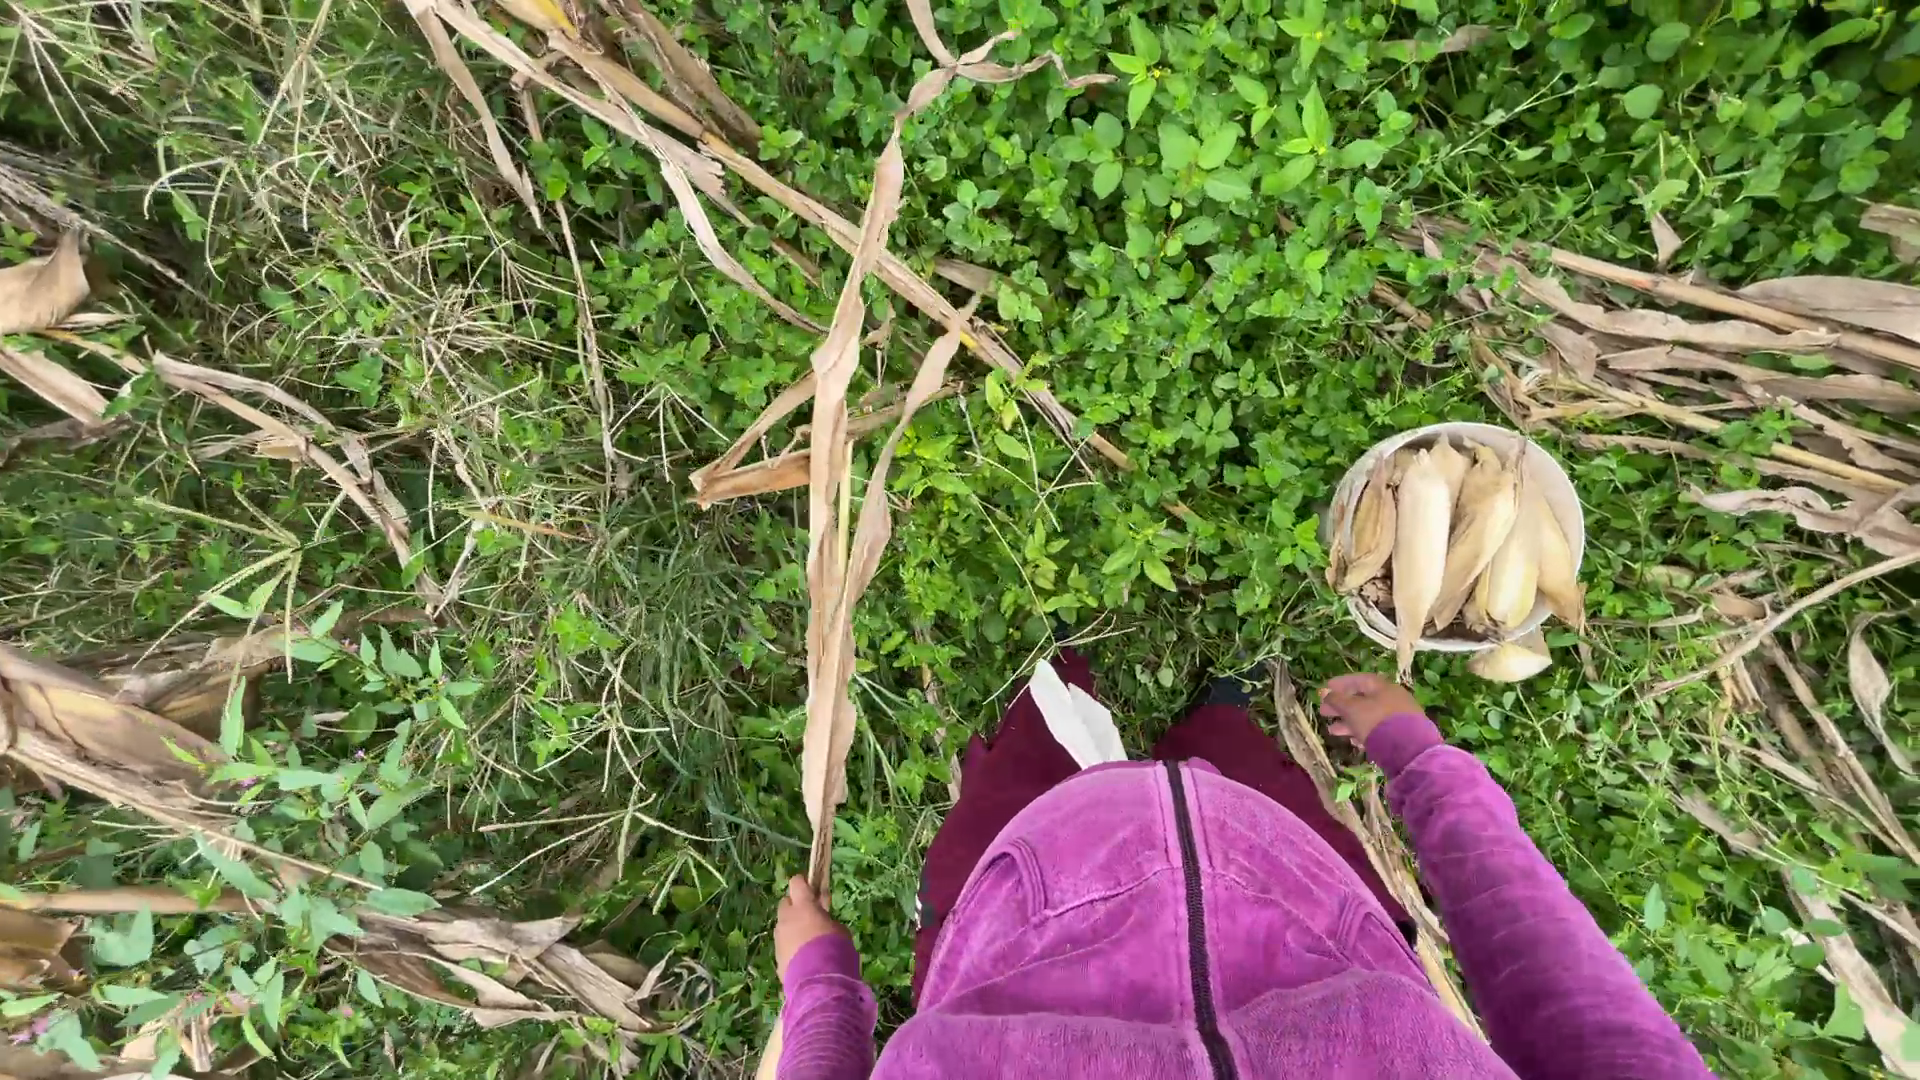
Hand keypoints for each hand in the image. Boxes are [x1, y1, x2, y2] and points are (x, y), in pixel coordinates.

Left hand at [775, 875, 846, 979]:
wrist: (817, 982)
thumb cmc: (833, 948)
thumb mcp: (838, 929)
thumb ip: (827, 919)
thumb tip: (822, 918)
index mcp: (803, 906)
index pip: (797, 882)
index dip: (804, 884)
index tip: (813, 890)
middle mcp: (787, 918)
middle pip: (785, 902)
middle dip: (795, 905)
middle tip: (810, 915)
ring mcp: (779, 938)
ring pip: (783, 924)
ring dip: (792, 926)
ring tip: (807, 939)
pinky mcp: (776, 957)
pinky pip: (783, 944)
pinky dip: (790, 945)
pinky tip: (803, 957)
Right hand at [1317, 673, 1421, 747]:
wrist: (1410, 751)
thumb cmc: (1377, 722)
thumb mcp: (1352, 709)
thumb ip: (1336, 700)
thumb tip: (1324, 692)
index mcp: (1383, 687)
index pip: (1358, 680)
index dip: (1340, 684)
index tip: (1325, 690)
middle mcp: (1393, 699)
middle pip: (1362, 699)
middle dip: (1341, 706)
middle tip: (1324, 713)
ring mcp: (1399, 717)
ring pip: (1368, 716)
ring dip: (1348, 722)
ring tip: (1333, 731)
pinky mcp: (1402, 734)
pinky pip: (1378, 729)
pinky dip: (1363, 732)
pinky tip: (1354, 741)